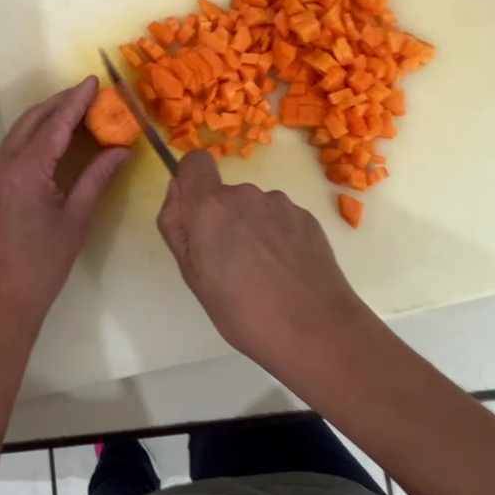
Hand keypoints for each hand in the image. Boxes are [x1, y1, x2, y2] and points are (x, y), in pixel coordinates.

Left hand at [0, 77, 130, 332]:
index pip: (55, 124)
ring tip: (76, 109)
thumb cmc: (43, 263)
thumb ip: (97, 177)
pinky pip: (14, 147)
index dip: (77, 101)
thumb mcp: (76, 219)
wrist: (1, 297)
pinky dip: (35, 135)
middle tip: (88, 93)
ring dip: (47, 117)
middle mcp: (2, 163)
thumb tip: (120, 149)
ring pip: (20, 131)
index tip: (94, 82)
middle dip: (60, 103)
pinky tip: (55, 137)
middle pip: (33, 120)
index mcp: (25, 170)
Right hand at [156, 150, 370, 371]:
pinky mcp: (307, 218)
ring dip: (253, 229)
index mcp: (210, 206)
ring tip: (263, 272)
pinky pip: (281, 219)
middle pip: (224, 194)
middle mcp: (245, 194)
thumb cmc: (243, 311)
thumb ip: (176, 226)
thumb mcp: (193, 276)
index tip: (196, 216)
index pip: (195, 162)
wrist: (318, 332)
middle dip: (223, 219)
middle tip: (231, 264)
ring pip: (254, 208)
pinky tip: (286, 271)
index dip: (192, 183)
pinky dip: (278, 237)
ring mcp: (281, 204)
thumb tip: (176, 190)